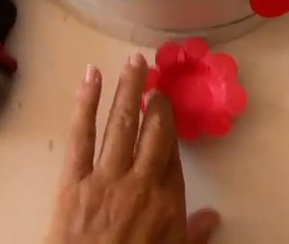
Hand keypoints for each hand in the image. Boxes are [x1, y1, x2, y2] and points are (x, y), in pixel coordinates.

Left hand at [45, 53, 221, 243]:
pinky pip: (81, 135)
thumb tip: (214, 217)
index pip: (171, 153)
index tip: (166, 104)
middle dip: (153, 100)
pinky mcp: (73, 181)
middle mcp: (141, 182)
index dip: (168, 126)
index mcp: (168, 203)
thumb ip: (193, 237)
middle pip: (151, 131)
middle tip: (153, 75)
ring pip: (121, 123)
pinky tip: (91, 74)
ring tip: (133, 61)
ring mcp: (106, 178)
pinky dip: (85, 101)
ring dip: (128, 88)